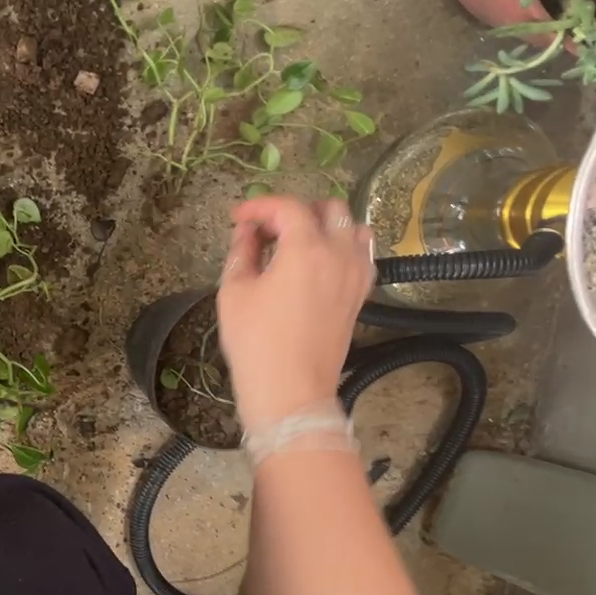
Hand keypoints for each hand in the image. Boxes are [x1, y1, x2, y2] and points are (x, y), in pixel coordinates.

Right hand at [216, 196, 373, 432]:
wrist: (290, 388)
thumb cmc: (254, 341)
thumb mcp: (234, 293)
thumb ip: (241, 252)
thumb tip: (246, 231)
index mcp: (306, 249)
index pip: (287, 207)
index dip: (259, 206)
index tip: (236, 217)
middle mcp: (340, 253)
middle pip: (327, 209)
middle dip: (293, 211)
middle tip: (264, 231)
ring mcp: (357, 272)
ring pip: (351, 227)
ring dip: (321, 226)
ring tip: (292, 244)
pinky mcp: (361, 292)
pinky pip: (360, 252)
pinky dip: (339, 246)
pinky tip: (314, 263)